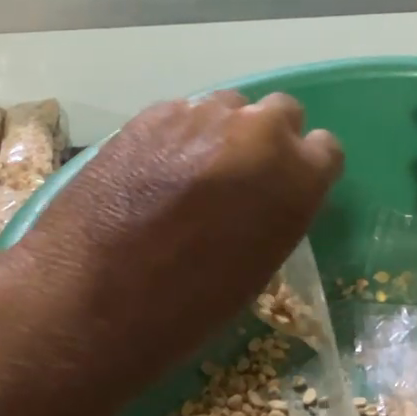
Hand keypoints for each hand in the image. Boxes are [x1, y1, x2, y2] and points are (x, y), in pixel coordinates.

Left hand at [2, 91, 342, 361]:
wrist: (90, 299)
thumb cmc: (185, 308)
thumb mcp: (258, 265)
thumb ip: (277, 212)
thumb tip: (265, 195)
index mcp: (297, 177)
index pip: (326, 148)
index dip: (304, 167)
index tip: (285, 186)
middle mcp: (259, 133)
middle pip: (281, 112)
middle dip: (266, 138)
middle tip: (239, 176)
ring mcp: (202, 116)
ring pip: (229, 107)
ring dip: (221, 132)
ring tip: (189, 173)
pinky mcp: (152, 113)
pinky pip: (182, 113)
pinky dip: (176, 136)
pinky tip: (150, 172)